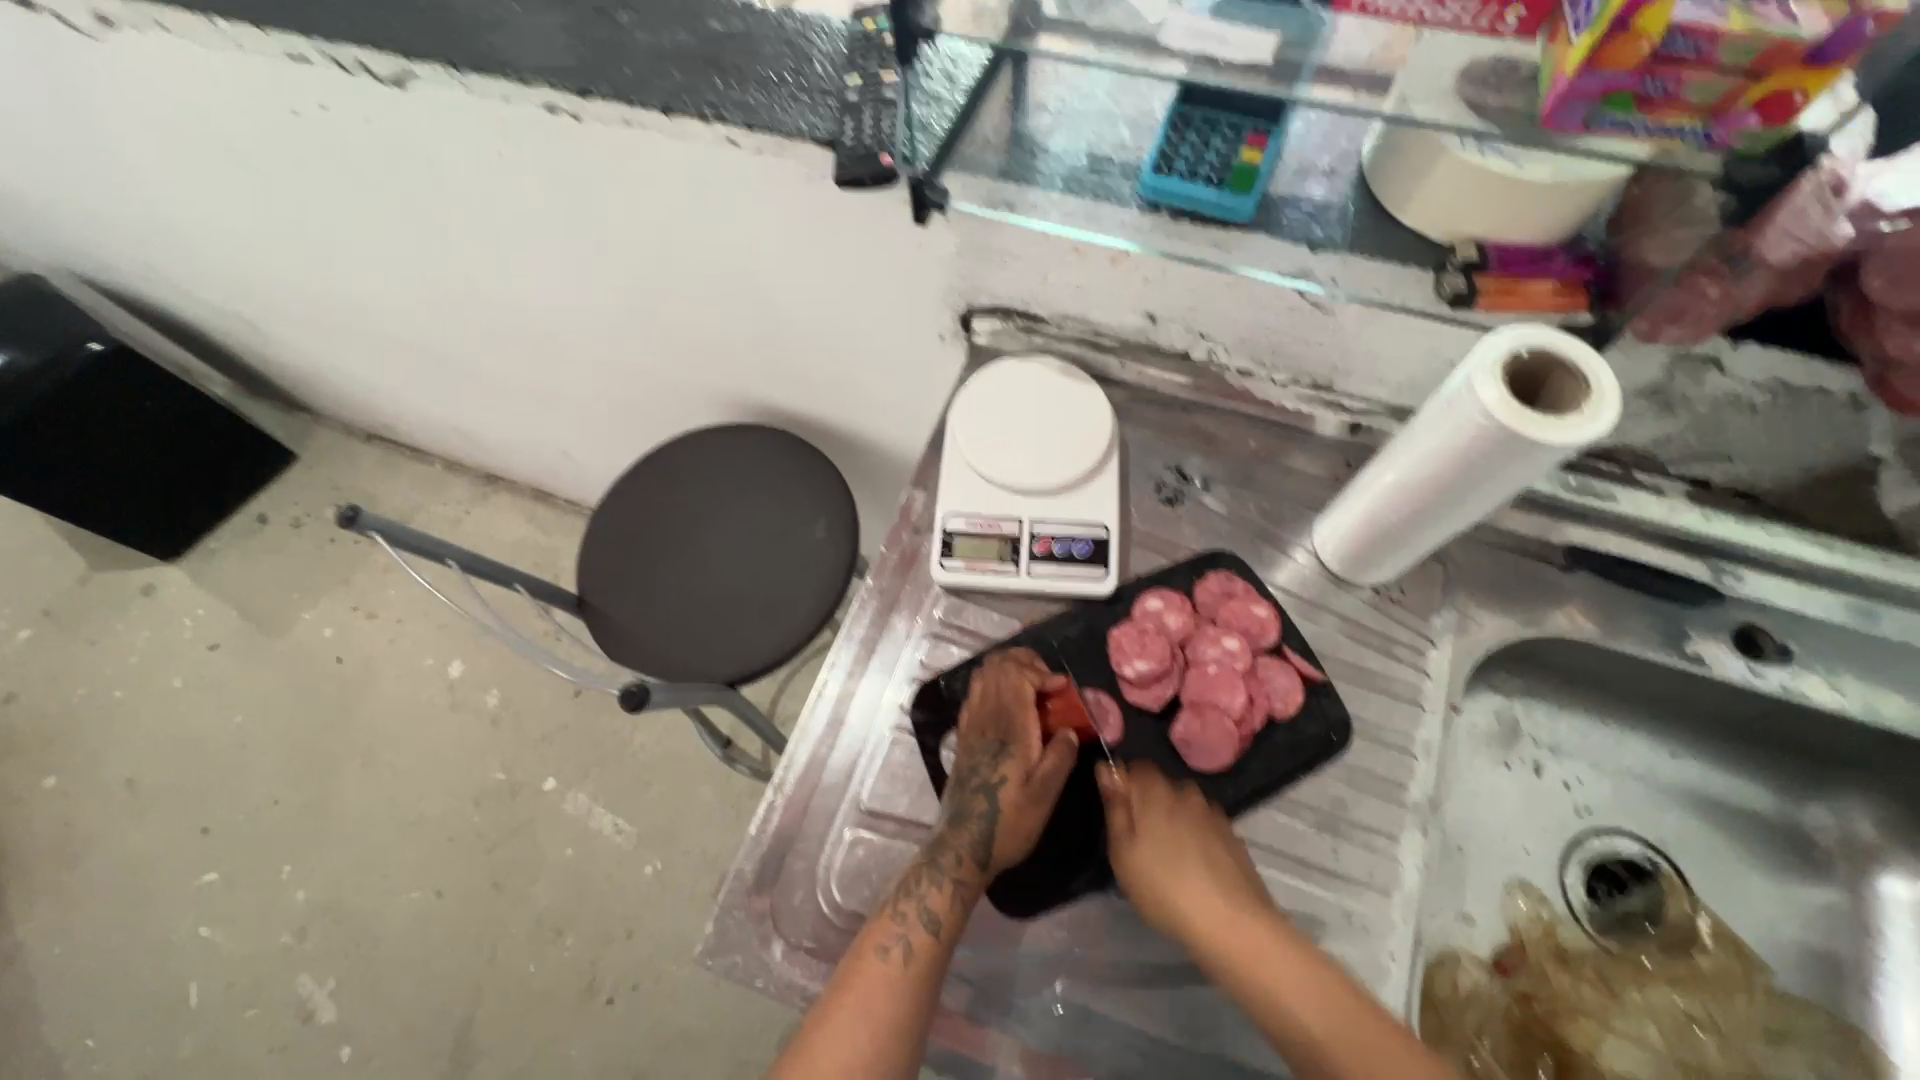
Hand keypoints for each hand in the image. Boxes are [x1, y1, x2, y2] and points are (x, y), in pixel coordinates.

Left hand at [938, 648, 1079, 879]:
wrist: (964, 844)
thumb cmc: (1010, 822)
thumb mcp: (1046, 795)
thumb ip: (1061, 756)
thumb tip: (1070, 730)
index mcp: (1009, 727)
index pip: (1017, 674)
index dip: (1042, 672)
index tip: (1062, 690)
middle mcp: (985, 717)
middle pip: (996, 666)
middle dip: (1025, 662)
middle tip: (1049, 681)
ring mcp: (970, 725)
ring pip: (982, 676)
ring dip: (1008, 671)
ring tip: (1033, 688)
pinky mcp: (963, 736)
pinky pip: (975, 694)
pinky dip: (993, 685)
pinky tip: (1010, 706)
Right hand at [1098, 761, 1274, 945]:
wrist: (1231, 921)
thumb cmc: (1163, 887)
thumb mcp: (1122, 852)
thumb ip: (1115, 806)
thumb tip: (1106, 768)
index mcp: (1156, 790)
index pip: (1136, 767)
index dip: (1124, 785)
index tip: (1119, 815)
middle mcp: (1187, 792)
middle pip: (1161, 787)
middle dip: (1148, 805)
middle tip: (1140, 844)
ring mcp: (1213, 813)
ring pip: (1184, 807)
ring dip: (1174, 822)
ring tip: (1170, 860)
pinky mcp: (1232, 835)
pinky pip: (1204, 826)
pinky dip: (1196, 839)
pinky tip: (1195, 870)